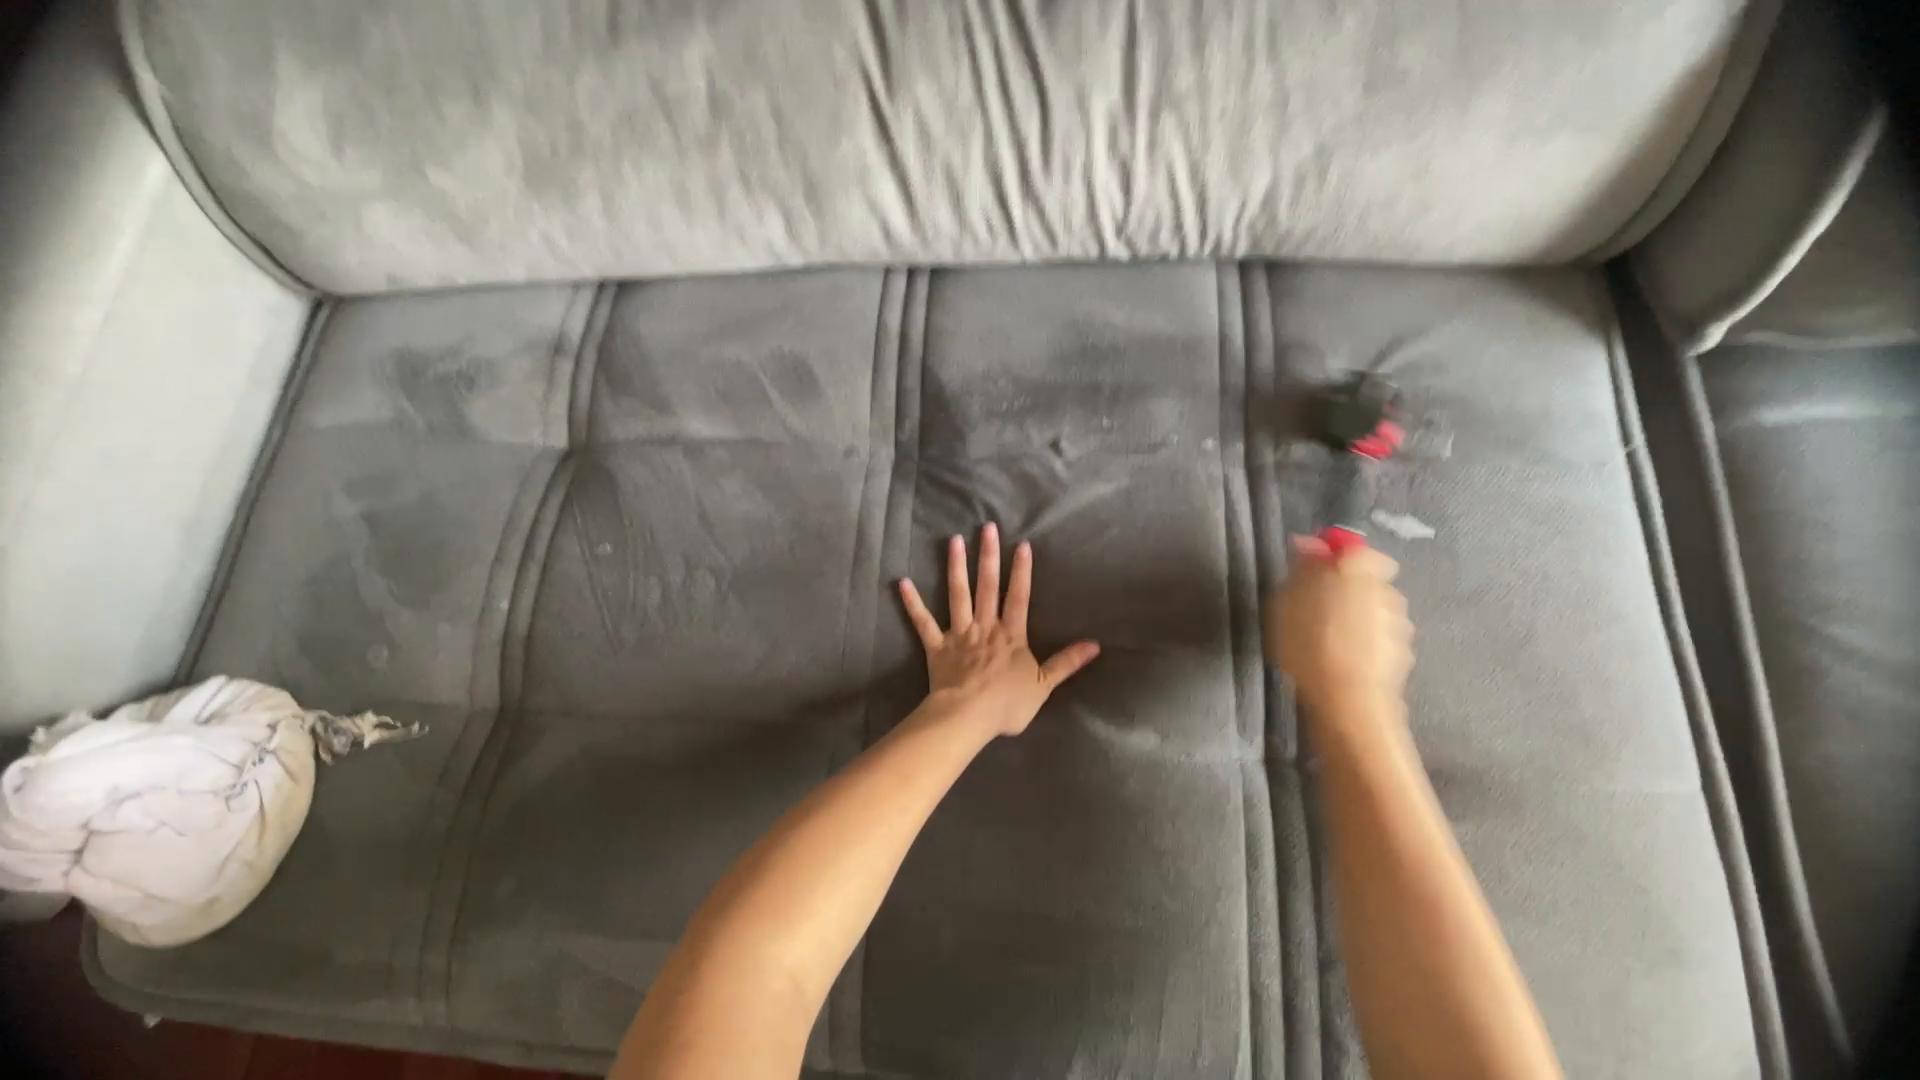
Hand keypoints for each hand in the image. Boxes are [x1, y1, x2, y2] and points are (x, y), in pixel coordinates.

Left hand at [898, 523, 1100, 736]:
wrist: (968, 718)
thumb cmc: (1007, 704)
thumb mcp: (1044, 684)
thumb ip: (1067, 662)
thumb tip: (1096, 645)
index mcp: (1011, 635)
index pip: (1018, 596)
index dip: (1021, 571)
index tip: (1021, 544)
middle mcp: (984, 627)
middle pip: (987, 586)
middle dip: (988, 556)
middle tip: (987, 527)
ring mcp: (958, 635)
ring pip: (957, 595)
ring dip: (955, 567)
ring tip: (954, 540)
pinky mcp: (936, 648)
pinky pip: (923, 623)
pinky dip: (912, 603)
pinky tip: (902, 583)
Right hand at [1266, 538, 1413, 711]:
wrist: (1348, 700)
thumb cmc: (1309, 643)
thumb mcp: (1286, 600)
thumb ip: (1302, 568)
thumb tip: (1308, 542)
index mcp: (1360, 569)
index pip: (1358, 550)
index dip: (1339, 559)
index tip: (1315, 574)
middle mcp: (1387, 589)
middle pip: (1368, 581)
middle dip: (1348, 591)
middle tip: (1317, 610)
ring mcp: (1400, 623)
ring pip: (1375, 612)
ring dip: (1358, 620)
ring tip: (1330, 641)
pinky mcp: (1404, 655)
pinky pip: (1380, 640)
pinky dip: (1367, 645)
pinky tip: (1345, 662)